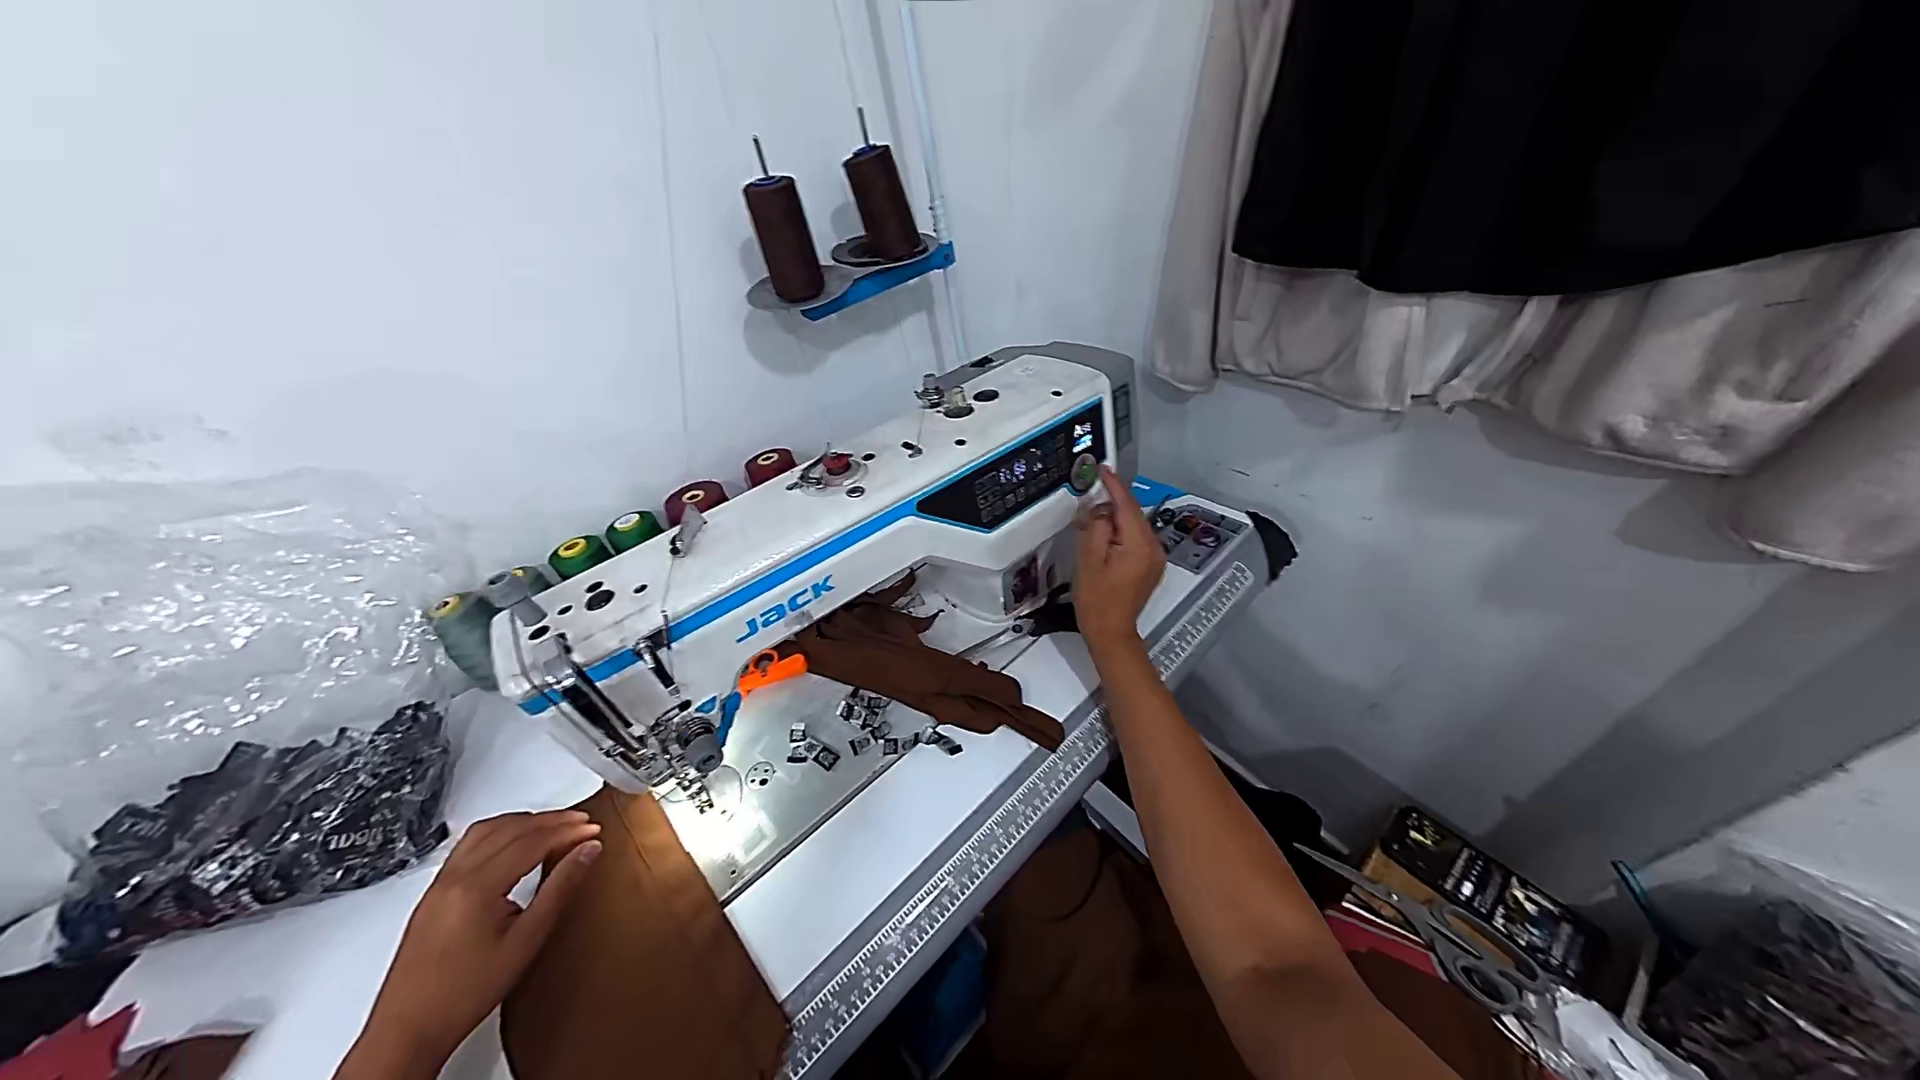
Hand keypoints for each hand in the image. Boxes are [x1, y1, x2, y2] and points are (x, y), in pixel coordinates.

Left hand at [336, 810, 602, 1078]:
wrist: (408, 1031)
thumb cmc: (463, 994)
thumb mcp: (527, 940)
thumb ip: (560, 889)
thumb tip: (587, 852)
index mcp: (475, 888)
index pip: (532, 840)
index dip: (567, 831)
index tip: (592, 831)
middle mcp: (453, 878)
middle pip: (509, 828)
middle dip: (551, 820)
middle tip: (581, 824)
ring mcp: (439, 884)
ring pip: (486, 830)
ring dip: (524, 821)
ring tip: (553, 826)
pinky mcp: (433, 892)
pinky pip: (469, 844)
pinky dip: (500, 831)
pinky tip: (514, 841)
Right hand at [1073, 466, 1166, 653]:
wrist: (1111, 631)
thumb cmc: (1096, 600)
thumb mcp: (1089, 560)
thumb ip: (1096, 528)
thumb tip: (1099, 508)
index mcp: (1139, 545)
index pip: (1127, 506)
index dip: (1114, 486)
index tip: (1103, 469)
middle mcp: (1154, 548)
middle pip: (1133, 514)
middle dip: (1112, 503)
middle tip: (1090, 494)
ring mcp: (1155, 557)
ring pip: (1134, 525)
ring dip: (1115, 518)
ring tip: (1092, 519)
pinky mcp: (1151, 565)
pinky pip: (1136, 538)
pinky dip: (1121, 532)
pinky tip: (1105, 536)